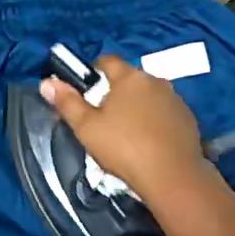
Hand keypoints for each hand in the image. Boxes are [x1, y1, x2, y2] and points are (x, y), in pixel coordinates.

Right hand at [41, 56, 208, 198]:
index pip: (107, 61)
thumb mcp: (86, 128)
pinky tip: (148, 142)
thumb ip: (67, 103)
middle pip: (129, 80)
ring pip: (148, 96)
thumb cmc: (122, 148)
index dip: (92, 72)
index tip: (85, 92)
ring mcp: (175, 98)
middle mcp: (155, 80)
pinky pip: (164, 113)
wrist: (170, 174)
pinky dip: (154, 121)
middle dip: (115, 93)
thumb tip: (46, 82)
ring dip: (136, 107)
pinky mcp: (187, 118)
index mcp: (128, 77)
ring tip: (126, 134)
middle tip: (102, 120)